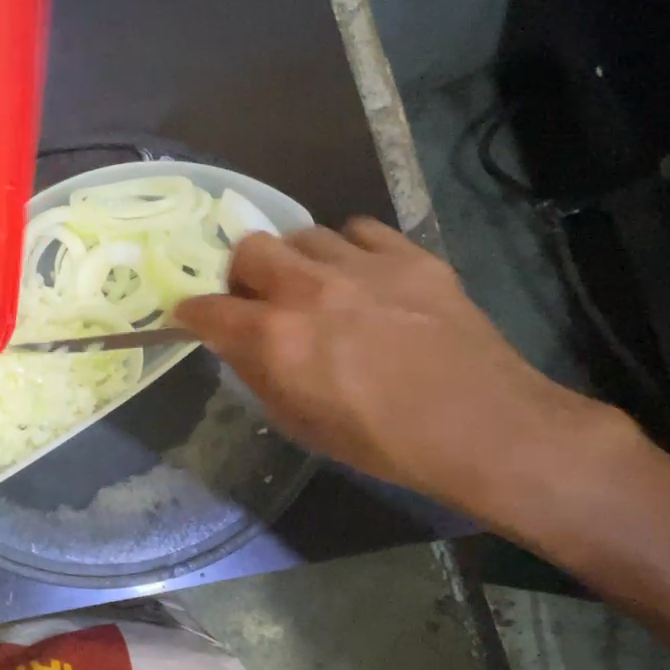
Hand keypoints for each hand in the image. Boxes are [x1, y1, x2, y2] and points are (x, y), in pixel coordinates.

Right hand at [174, 218, 625, 512]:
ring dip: (295, 259)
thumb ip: (254, 370)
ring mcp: (363, 267)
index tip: (191, 320)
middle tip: (256, 296)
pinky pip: (360, 230)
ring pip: (304, 234)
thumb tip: (232, 342)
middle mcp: (309, 290)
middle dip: (242, 272)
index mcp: (272, 337)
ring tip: (310, 284)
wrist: (479, 427)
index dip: (191, 314)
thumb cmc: (374, 438)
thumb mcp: (293, 418)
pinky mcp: (412, 257)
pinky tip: (357, 275)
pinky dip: (348, 248)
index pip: (205, 308)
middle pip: (250, 248)